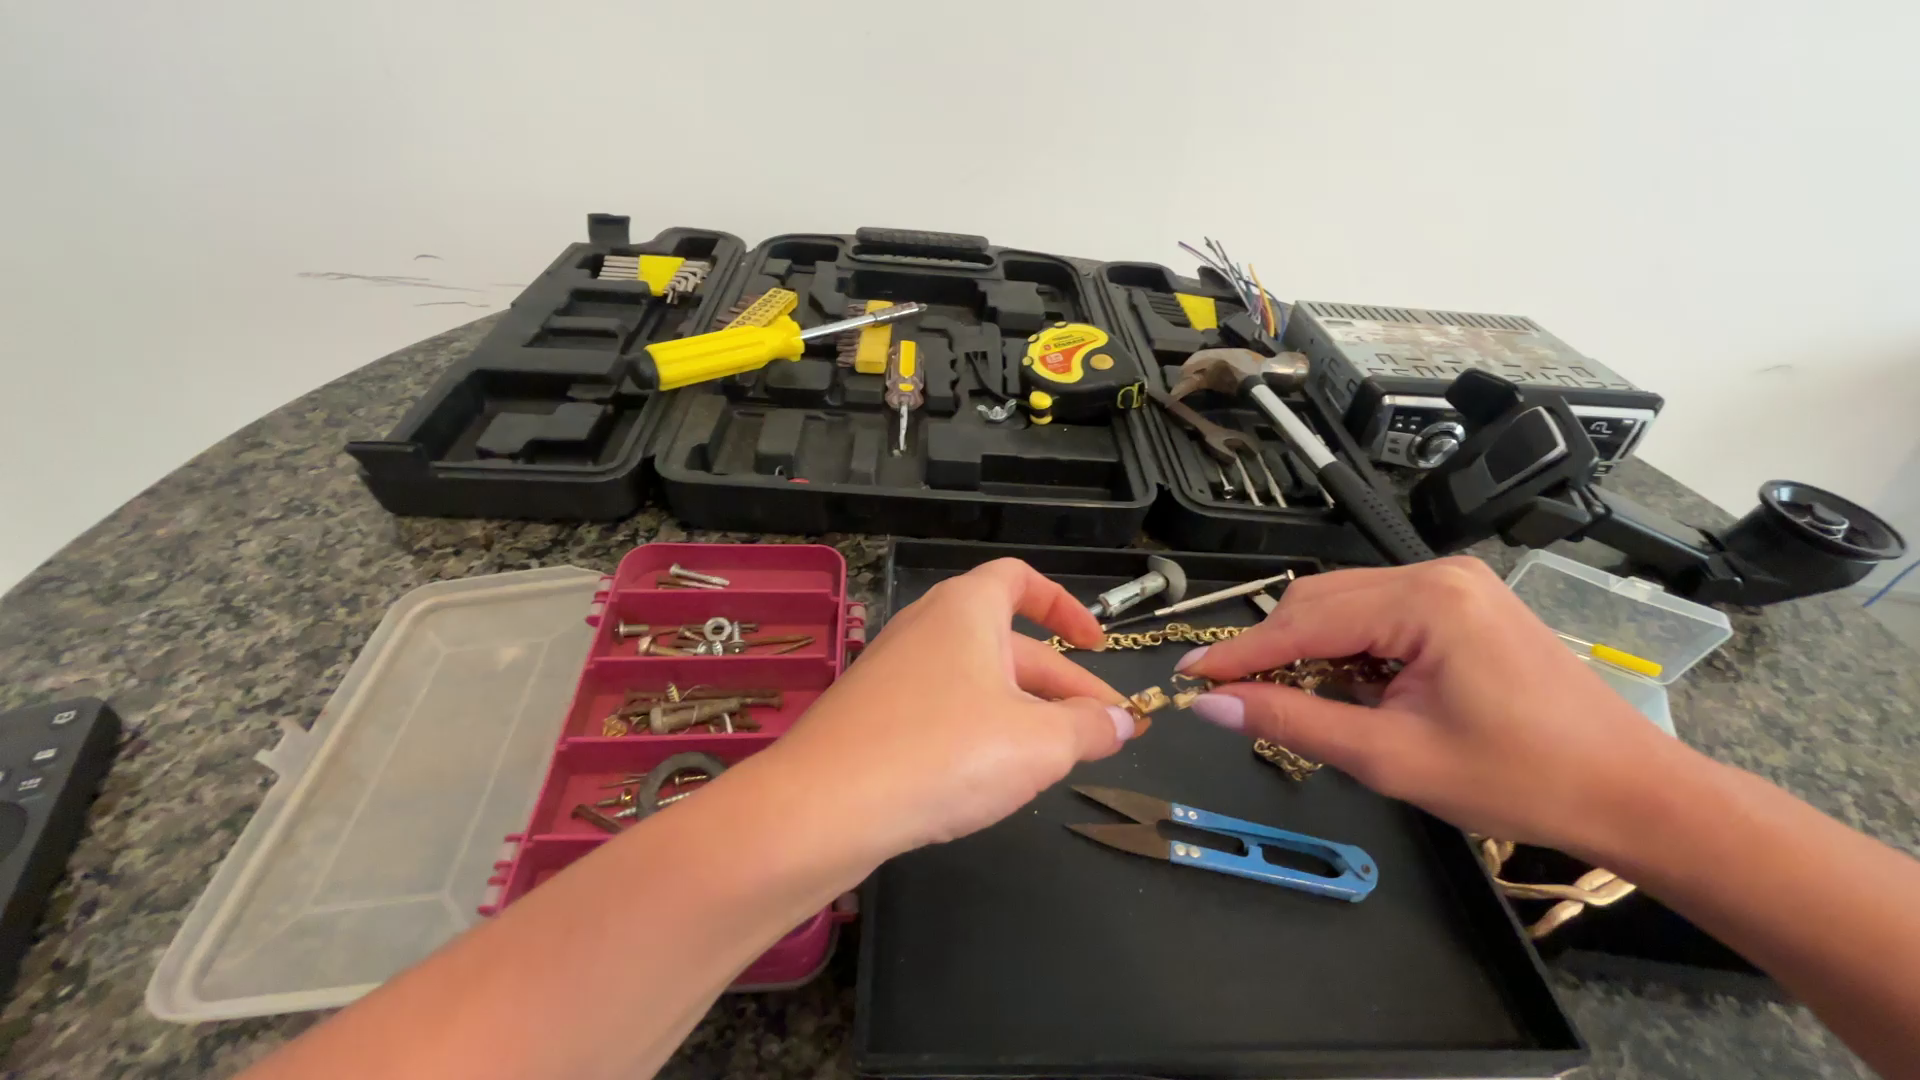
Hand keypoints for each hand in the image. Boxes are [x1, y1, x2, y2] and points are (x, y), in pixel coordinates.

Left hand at [761, 559, 1136, 859]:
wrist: (823, 806)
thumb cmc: (945, 754)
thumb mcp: (1038, 743)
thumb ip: (1089, 728)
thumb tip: (1122, 721)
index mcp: (966, 609)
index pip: (1021, 580)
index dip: (1065, 606)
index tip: (1096, 645)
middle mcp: (927, 627)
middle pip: (1010, 645)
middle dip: (1064, 687)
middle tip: (1109, 734)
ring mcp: (894, 671)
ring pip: (977, 682)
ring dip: (1025, 714)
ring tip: (1060, 760)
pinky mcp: (874, 714)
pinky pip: (942, 709)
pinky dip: (980, 731)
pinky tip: (995, 778)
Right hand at [1177, 556, 1681, 856]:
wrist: (1633, 794)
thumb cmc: (1521, 781)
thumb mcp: (1390, 758)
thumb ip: (1292, 723)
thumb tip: (1212, 705)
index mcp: (1426, 601)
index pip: (1302, 621)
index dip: (1238, 652)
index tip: (1188, 674)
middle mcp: (1436, 574)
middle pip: (1317, 601)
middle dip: (1275, 650)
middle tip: (1244, 698)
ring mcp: (1453, 584)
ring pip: (1342, 604)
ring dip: (1311, 650)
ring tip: (1306, 701)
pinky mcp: (1462, 602)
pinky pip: (1376, 613)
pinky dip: (1347, 648)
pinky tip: (1353, 687)